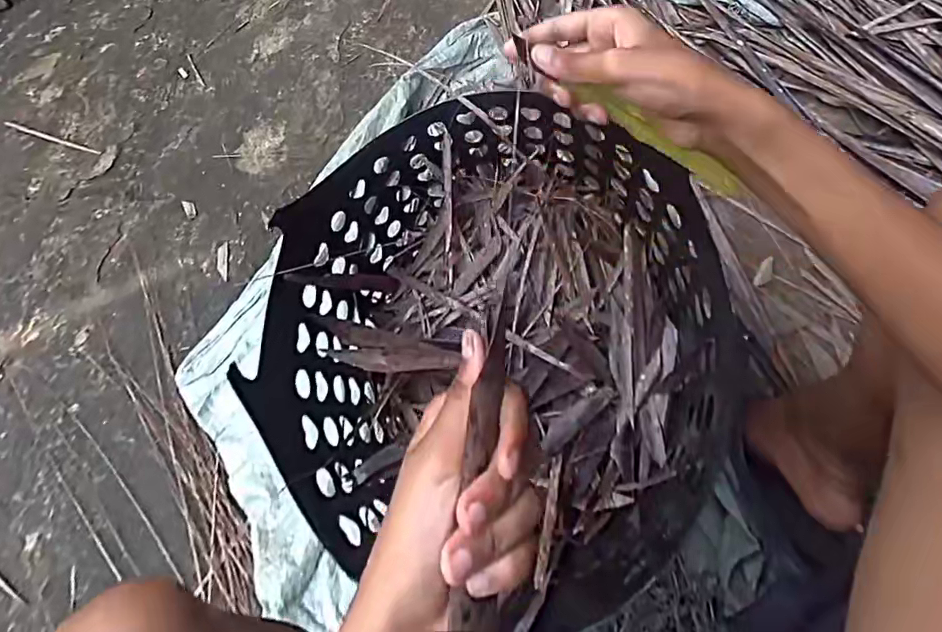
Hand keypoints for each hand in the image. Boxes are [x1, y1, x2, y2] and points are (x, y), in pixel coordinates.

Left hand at [343, 331, 539, 631]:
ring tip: (456, 556)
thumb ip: (465, 399)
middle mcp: (479, 457)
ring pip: (530, 504)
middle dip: (495, 498)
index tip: (502, 461)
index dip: (513, 435)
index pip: (509, 403)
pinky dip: (500, 566)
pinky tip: (473, 576)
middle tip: (462, 515)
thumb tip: (477, 338)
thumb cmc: (409, 539)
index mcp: (458, 426)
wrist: (412, 623)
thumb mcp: (436, 459)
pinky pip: (531, 544)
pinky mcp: (509, 541)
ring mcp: (496, 501)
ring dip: (492, 540)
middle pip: (524, 456)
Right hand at [504, 6, 754, 148]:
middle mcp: (610, 44)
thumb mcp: (621, 68)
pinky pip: (588, 99)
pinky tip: (600, 117)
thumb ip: (576, 63)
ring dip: (571, 94)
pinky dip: (588, 108)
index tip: (512, 51)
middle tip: (553, 91)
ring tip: (579, 106)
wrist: (711, 117)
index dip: (537, 37)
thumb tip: (536, 55)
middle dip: (555, 74)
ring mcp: (614, 72)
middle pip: (565, 55)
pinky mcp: (619, 97)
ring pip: (573, 80)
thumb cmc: (674, 80)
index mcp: (613, 24)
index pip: (564, 25)